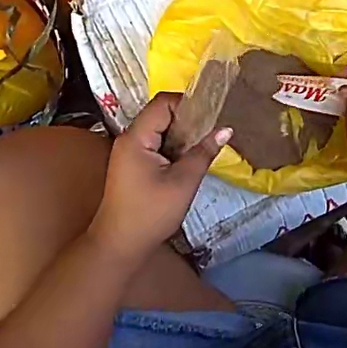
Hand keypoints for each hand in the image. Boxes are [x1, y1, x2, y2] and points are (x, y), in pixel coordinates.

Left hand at [88, 94, 229, 258]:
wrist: (120, 244)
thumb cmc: (151, 213)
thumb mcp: (183, 182)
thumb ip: (204, 152)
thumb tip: (226, 130)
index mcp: (136, 138)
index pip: (163, 103)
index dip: (188, 104)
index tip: (212, 115)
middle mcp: (129, 139)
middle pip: (161, 114)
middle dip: (188, 121)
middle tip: (212, 134)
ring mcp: (129, 152)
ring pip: (160, 131)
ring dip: (183, 136)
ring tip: (204, 147)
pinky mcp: (133, 165)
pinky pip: (156, 145)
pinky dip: (174, 148)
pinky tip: (189, 161)